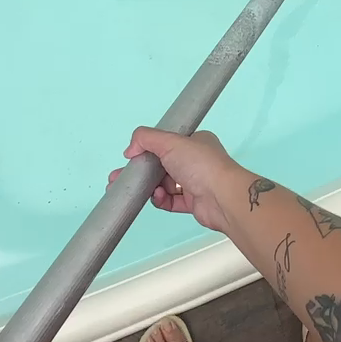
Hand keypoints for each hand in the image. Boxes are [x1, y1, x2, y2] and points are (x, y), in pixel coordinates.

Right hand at [108, 127, 250, 232]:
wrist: (222, 197)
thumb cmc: (200, 164)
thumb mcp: (171, 142)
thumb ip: (146, 139)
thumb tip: (130, 148)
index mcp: (195, 142)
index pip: (167, 143)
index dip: (147, 150)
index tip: (129, 157)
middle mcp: (196, 161)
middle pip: (162, 165)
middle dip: (140, 172)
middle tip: (118, 179)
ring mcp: (195, 182)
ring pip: (165, 184)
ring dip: (149, 188)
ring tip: (132, 191)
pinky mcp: (194, 202)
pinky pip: (172, 201)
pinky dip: (162, 200)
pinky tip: (156, 197)